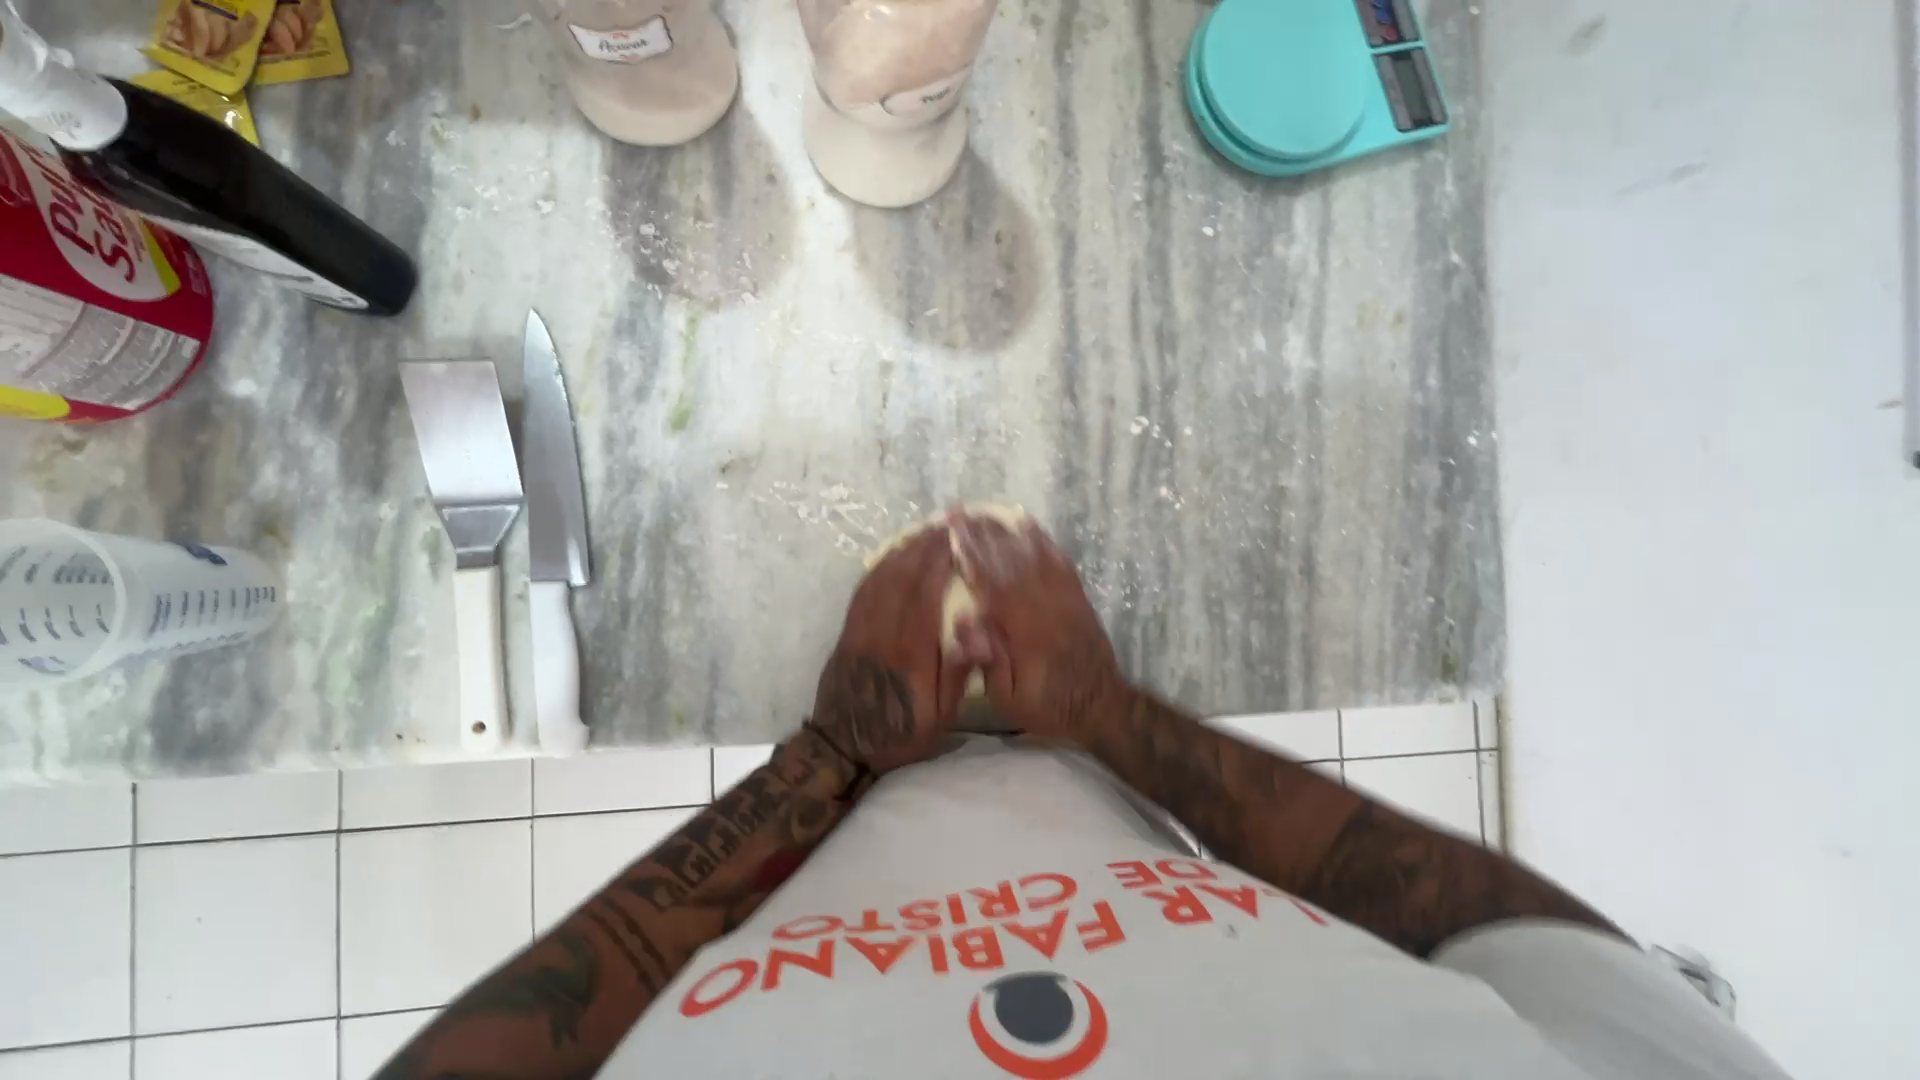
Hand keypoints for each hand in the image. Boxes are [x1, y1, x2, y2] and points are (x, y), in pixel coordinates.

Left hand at [809, 525, 983, 769]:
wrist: (845, 744)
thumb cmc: (902, 732)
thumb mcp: (941, 714)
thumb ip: (957, 670)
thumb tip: (977, 628)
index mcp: (911, 650)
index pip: (926, 591)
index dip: (940, 560)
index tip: (957, 536)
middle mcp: (885, 631)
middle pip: (904, 576)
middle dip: (925, 546)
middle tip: (946, 523)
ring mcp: (862, 628)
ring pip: (882, 577)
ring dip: (904, 550)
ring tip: (924, 531)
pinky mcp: (849, 630)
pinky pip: (864, 589)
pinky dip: (880, 566)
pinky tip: (893, 555)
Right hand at [949, 511, 1127, 741]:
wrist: (1101, 706)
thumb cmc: (1047, 706)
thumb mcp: (1008, 698)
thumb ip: (987, 658)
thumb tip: (964, 618)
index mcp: (1024, 631)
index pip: (991, 583)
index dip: (969, 554)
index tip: (950, 531)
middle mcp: (1045, 606)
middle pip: (1009, 562)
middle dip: (982, 535)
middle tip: (959, 511)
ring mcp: (1064, 599)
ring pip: (1033, 556)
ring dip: (1007, 532)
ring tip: (985, 511)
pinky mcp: (1077, 597)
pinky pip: (1059, 562)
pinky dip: (1042, 540)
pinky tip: (1027, 525)